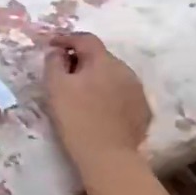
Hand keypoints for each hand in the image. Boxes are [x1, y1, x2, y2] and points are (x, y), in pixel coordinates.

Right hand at [42, 33, 152, 169]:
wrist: (107, 156)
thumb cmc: (76, 117)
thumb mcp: (54, 85)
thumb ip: (53, 61)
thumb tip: (57, 52)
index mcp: (103, 61)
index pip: (85, 39)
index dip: (66, 38)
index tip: (51, 45)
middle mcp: (125, 70)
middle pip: (101, 56)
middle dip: (82, 59)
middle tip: (65, 71)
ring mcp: (137, 91)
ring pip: (113, 75)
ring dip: (97, 77)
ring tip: (82, 91)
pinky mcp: (143, 110)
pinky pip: (123, 93)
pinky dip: (110, 94)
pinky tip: (99, 108)